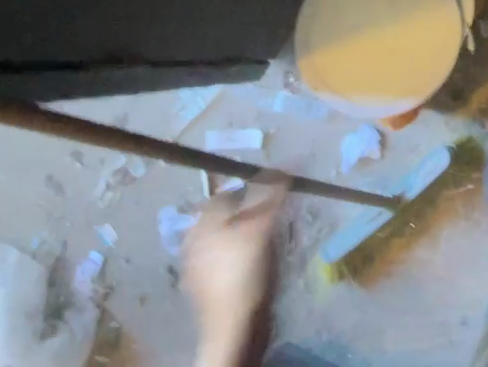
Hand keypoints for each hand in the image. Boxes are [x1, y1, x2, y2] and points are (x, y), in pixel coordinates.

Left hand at [183, 186, 283, 366]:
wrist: (232, 328)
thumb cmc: (244, 271)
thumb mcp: (262, 225)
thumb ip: (274, 191)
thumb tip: (291, 159)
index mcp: (202, 221)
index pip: (230, 191)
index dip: (256, 188)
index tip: (279, 196)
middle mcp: (195, 239)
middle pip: (232, 213)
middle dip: (257, 212)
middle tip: (280, 218)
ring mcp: (200, 265)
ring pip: (233, 236)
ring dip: (254, 234)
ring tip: (276, 241)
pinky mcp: (210, 286)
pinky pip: (231, 259)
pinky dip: (247, 256)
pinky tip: (262, 264)